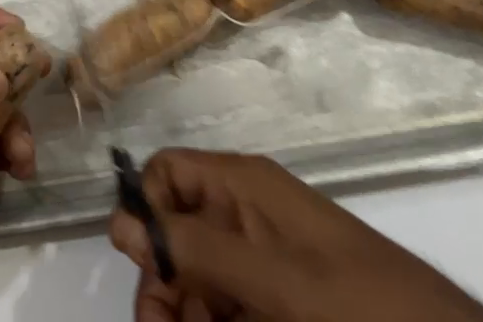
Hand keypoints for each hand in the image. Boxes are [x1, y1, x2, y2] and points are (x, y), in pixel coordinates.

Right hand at [109, 150, 482, 321]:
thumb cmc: (363, 305)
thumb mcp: (275, 278)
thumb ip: (195, 247)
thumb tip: (118, 221)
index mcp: (243, 186)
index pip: (166, 174)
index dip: (146, 214)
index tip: (146, 268)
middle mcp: (244, 214)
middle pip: (173, 235)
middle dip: (159, 284)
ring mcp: (262, 262)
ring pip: (195, 282)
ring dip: (181, 314)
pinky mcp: (276, 303)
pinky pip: (226, 309)